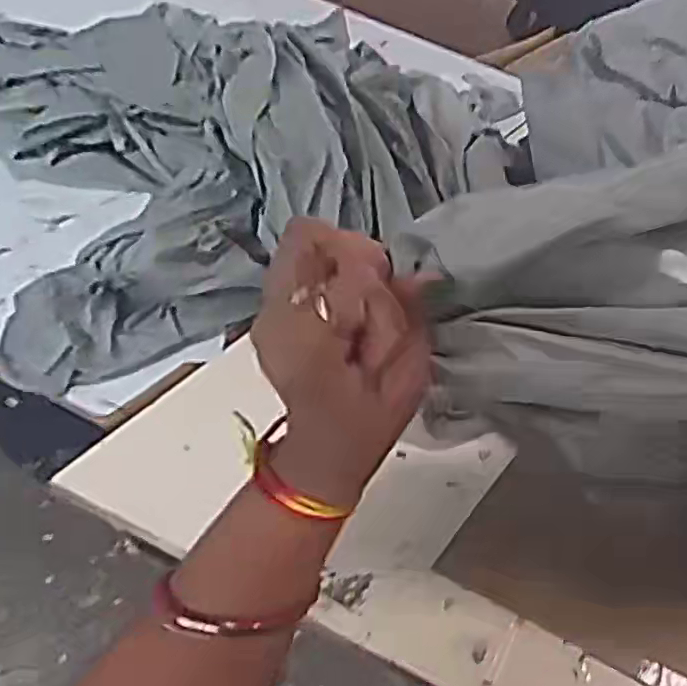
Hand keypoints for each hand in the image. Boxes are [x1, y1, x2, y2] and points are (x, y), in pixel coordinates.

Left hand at [250, 218, 438, 506]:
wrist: (326, 448)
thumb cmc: (370, 418)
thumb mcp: (406, 371)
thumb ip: (406, 316)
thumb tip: (420, 275)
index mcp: (315, 330)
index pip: (340, 257)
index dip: (371, 263)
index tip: (388, 286)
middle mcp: (278, 313)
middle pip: (310, 238)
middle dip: (351, 257)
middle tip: (374, 295)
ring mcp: (265, 312)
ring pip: (299, 248)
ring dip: (337, 268)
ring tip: (355, 313)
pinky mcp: (267, 313)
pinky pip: (295, 269)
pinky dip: (324, 280)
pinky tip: (340, 316)